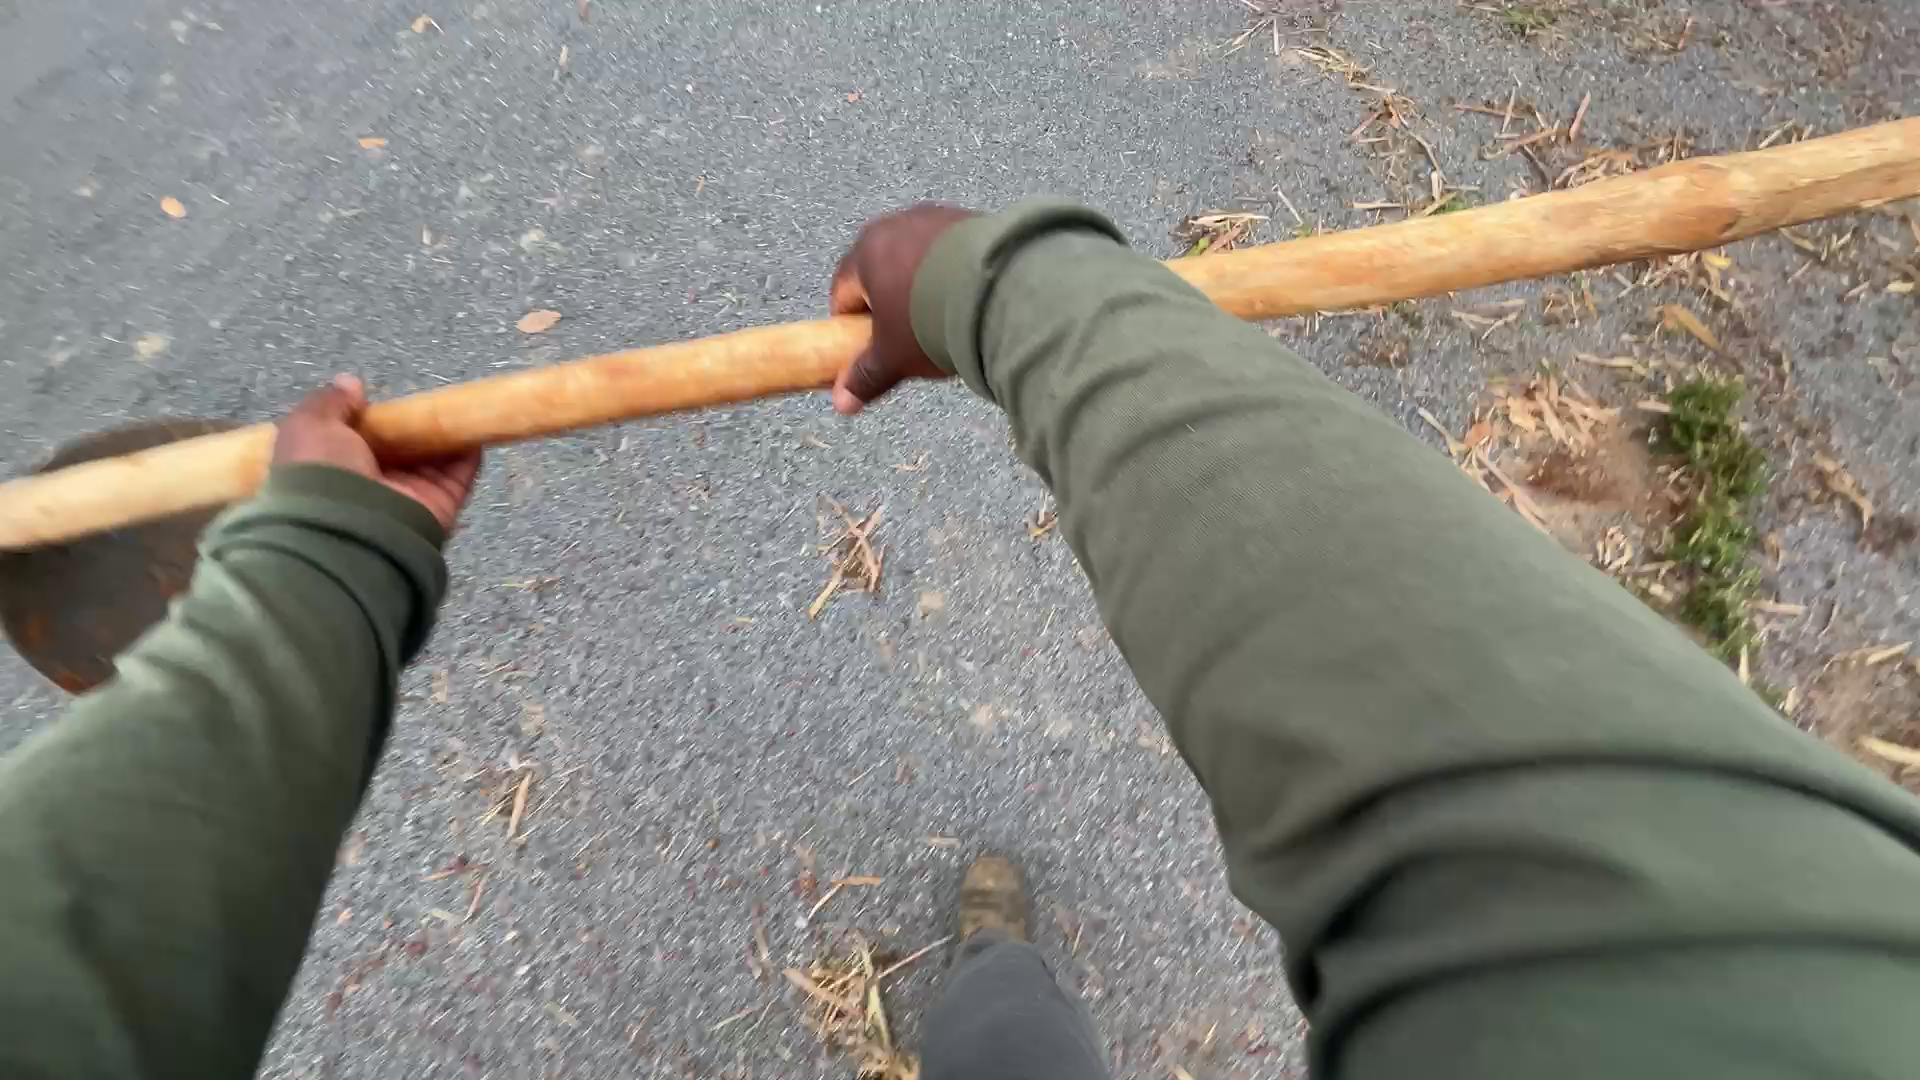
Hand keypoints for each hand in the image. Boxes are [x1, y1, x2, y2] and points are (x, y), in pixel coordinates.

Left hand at [273, 374, 482, 530]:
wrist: (348, 521)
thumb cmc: (321, 471)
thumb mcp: (309, 425)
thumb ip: (330, 402)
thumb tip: (351, 382)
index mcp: (336, 466)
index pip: (361, 441)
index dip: (373, 420)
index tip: (383, 403)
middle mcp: (375, 483)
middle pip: (403, 450)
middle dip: (414, 428)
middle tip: (427, 405)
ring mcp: (411, 495)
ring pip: (435, 460)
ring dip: (447, 437)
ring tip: (461, 409)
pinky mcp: (442, 502)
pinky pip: (461, 475)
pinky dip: (470, 454)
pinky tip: (476, 430)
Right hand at [829, 203, 978, 413]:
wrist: (994, 292)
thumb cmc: (928, 321)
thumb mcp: (892, 357)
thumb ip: (864, 377)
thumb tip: (842, 402)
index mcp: (866, 252)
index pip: (843, 291)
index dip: (849, 324)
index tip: (864, 346)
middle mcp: (897, 225)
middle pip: (882, 271)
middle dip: (890, 303)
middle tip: (907, 337)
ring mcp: (937, 219)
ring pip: (919, 260)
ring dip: (924, 287)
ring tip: (942, 321)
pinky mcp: (972, 221)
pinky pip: (953, 253)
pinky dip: (954, 275)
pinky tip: (967, 302)